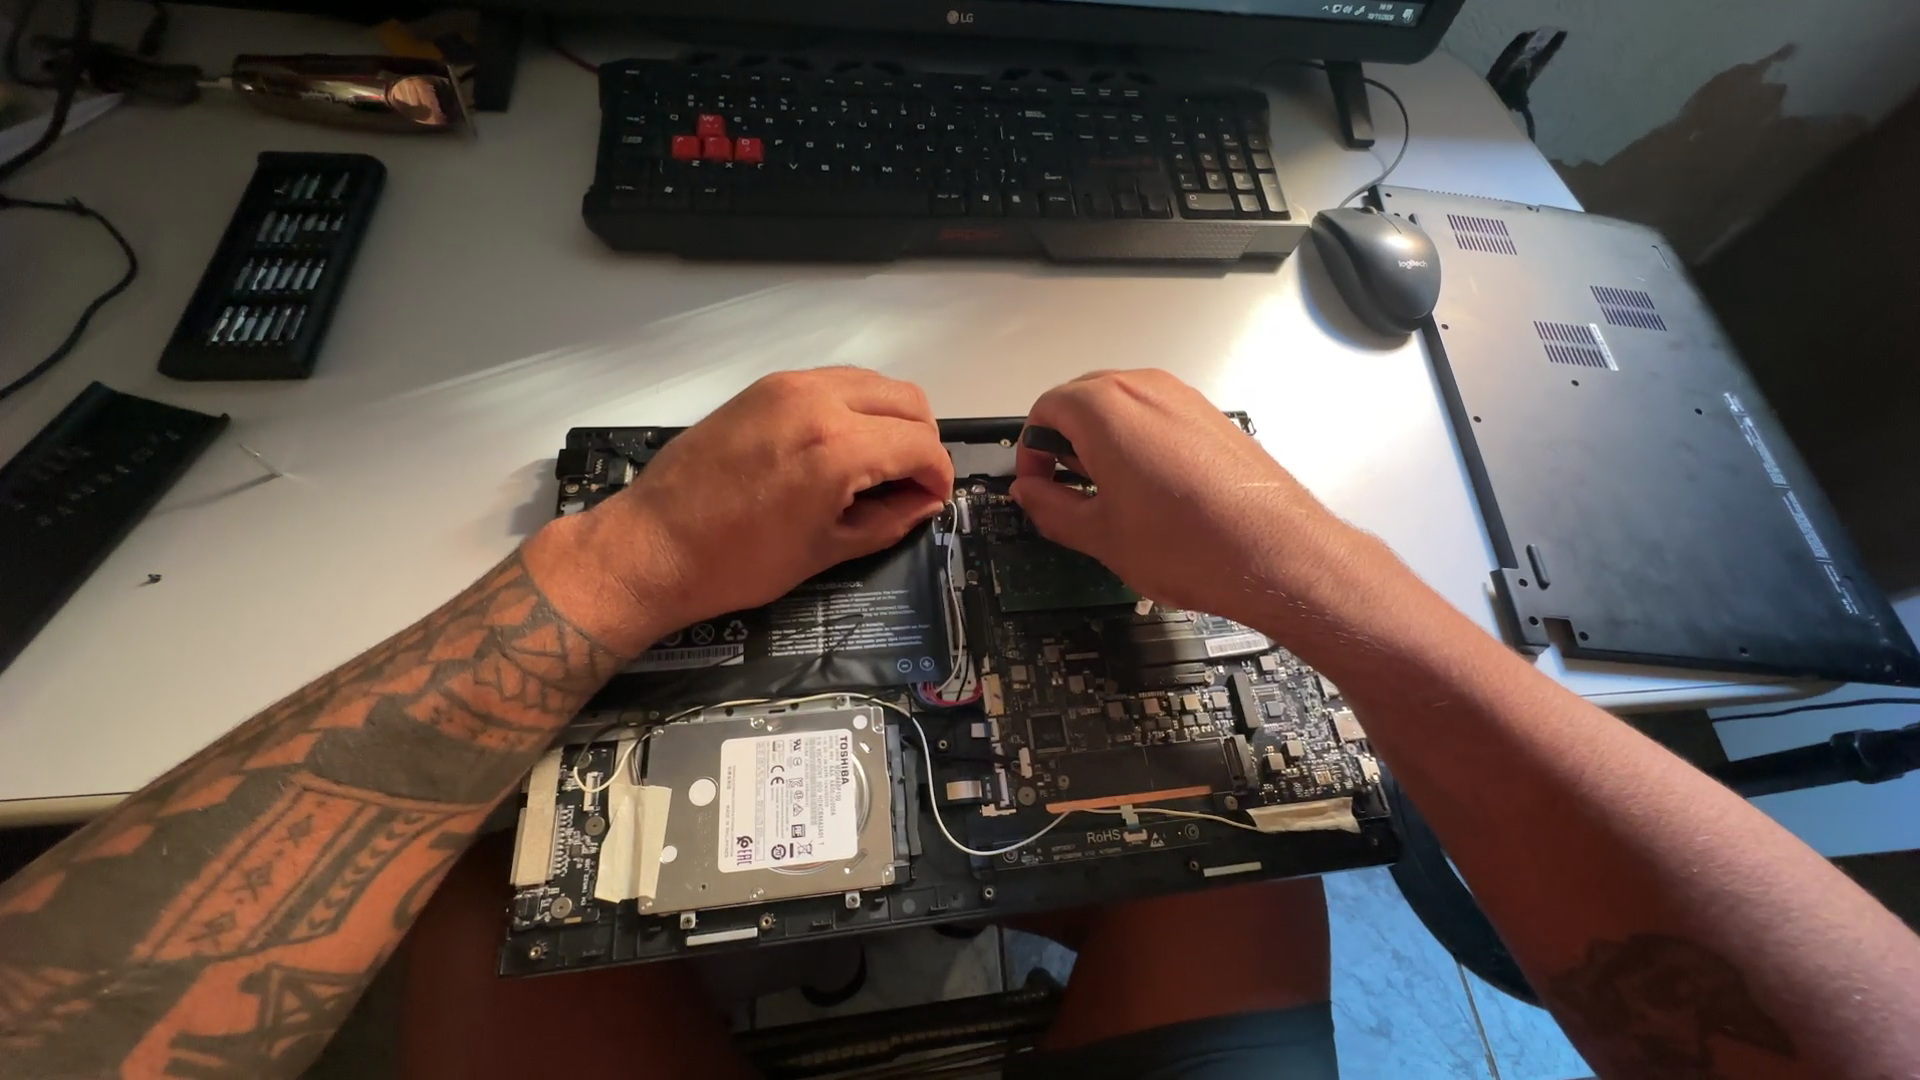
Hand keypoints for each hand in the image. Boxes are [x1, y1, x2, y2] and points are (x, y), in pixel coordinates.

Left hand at [532, 368, 952, 653]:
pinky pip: (834, 381)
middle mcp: (819, 400)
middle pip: (908, 399)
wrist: (653, 546)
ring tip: (878, 463)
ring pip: (874, 382)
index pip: (921, 444)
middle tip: (910, 482)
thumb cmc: (739, 563)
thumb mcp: (827, 551)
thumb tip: (924, 502)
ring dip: (891, 418)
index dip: (938, 476)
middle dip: (922, 441)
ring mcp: (788, 385)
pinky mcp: (765, 386)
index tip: (931, 500)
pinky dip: (856, 406)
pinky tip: (840, 445)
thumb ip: (889, 520)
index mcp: (838, 448)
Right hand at [1010, 369, 1403, 637]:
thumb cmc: (1192, 544)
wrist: (1278, 554)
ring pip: (1120, 405)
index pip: (1044, 409)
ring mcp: (1183, 398)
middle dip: (1063, 442)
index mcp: (1106, 410)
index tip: (1036, 484)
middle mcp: (1145, 388)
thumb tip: (1030, 494)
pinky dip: (1137, 441)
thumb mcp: (1100, 534)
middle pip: (1080, 399)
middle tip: (1065, 488)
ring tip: (1109, 493)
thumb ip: (1050, 507)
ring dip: (1100, 440)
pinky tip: (1149, 490)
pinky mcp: (1211, 415)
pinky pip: (1155, 415)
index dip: (1030, 451)